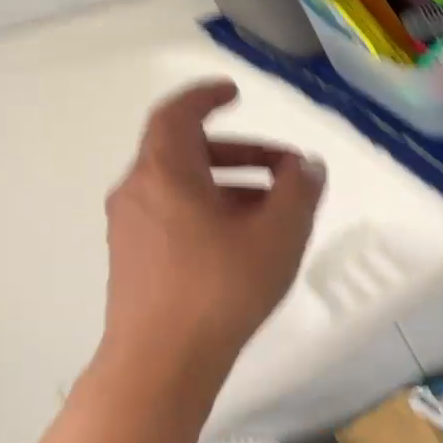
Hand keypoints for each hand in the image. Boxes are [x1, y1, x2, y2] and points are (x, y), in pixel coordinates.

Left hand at [100, 80, 326, 371]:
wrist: (168, 350)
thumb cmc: (227, 283)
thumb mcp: (281, 233)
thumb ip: (298, 192)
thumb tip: (308, 165)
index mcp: (167, 175)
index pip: (177, 117)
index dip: (205, 98)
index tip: (235, 92)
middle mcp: (140, 191)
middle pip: (186, 153)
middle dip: (243, 153)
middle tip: (290, 169)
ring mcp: (134, 224)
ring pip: (186, 185)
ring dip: (235, 185)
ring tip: (282, 211)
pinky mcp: (140, 253)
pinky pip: (180, 212)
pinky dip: (217, 208)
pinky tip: (253, 239)